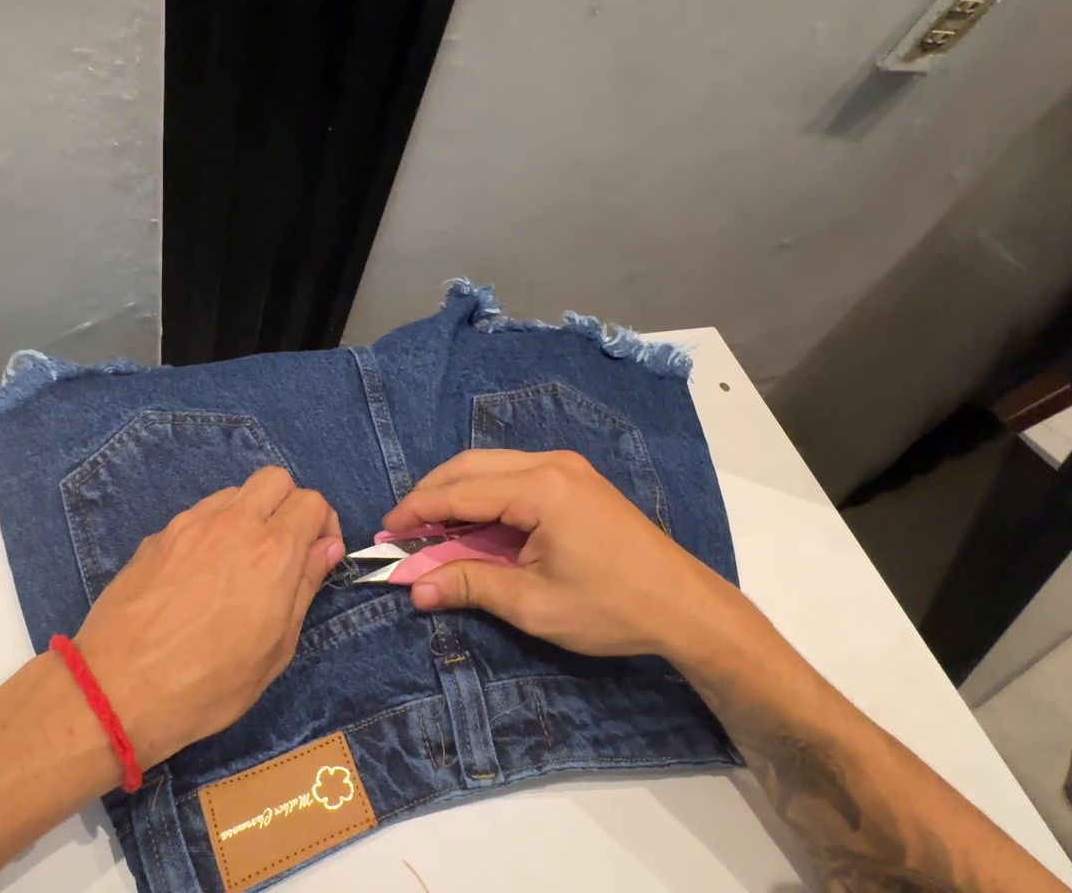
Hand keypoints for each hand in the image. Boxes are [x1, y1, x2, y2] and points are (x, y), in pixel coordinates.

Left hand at [74, 467, 344, 765]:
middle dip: (289, 504)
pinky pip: (198, 516)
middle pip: (275, 479)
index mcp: (272, 550)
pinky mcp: (157, 536)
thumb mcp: (275, 648)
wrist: (117, 690)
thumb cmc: (209, 683)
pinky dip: (213, 531)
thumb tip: (326, 547)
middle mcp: (233, 523)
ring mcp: (190, 525)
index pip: (312, 501)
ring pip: (235, 493)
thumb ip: (304, 586)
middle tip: (285, 549)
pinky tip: (200, 576)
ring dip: (250, 514)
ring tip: (240, 562)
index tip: (318, 556)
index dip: (324, 525)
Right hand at [383, 449, 742, 658]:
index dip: (417, 510)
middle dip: (430, 494)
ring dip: (456, 491)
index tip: (385, 532)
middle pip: (470, 466)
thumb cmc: (610, 608)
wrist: (686, 607)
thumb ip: (470, 585)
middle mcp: (551, 463)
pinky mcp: (576, 479)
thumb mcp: (533, 604)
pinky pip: (514, 474)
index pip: (460, 491)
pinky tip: (472, 521)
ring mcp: (567, 467)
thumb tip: (415, 588)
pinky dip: (484, 494)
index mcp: (540, 488)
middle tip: (402, 528)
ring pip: (491, 466)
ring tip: (430, 527)